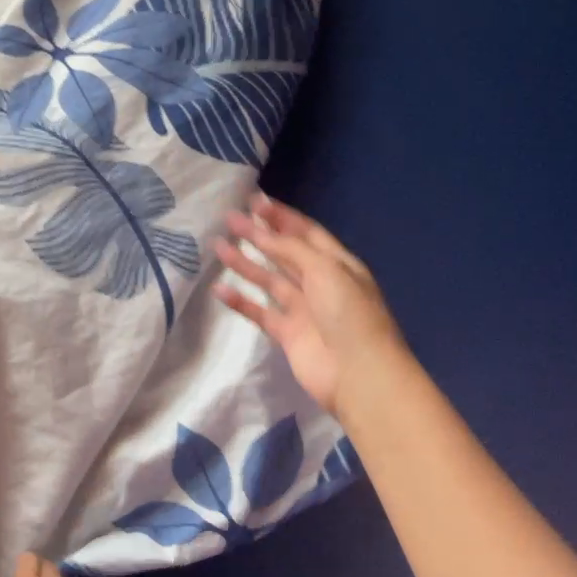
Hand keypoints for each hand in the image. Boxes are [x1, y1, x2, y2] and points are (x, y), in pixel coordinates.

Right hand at [212, 195, 408, 423]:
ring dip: (246, 263)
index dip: (281, 217)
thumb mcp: (325, 270)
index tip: (254, 201)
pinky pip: (260, 311)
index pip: (307, 233)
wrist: (359, 375)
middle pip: (285, 253)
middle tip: (229, 218)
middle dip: (259, 235)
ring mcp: (304, 309)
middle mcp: (321, 283)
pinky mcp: (288, 333)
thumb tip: (261, 232)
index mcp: (338, 265)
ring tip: (217, 245)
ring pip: (269, 279)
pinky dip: (240, 300)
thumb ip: (290, 249)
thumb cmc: (349, 314)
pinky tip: (219, 288)